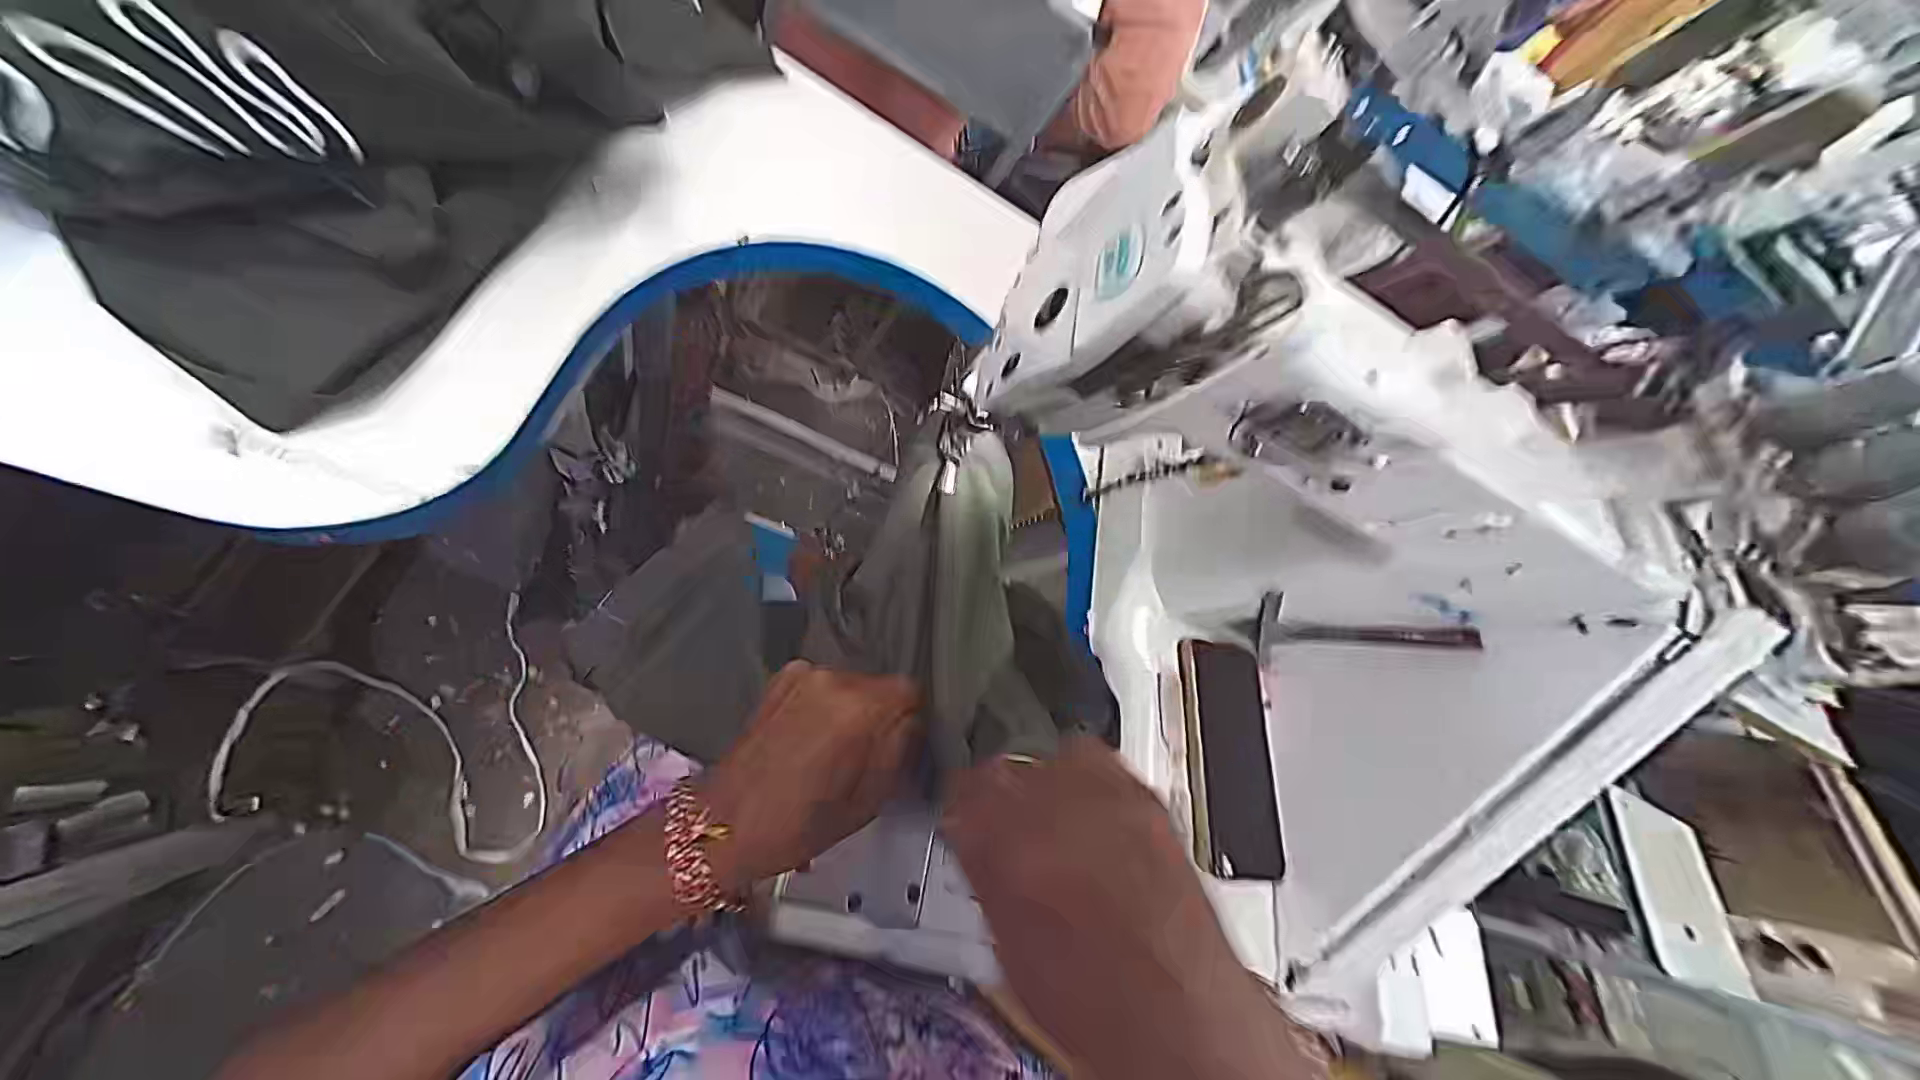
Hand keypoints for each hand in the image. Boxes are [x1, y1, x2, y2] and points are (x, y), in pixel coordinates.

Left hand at [701, 661, 918, 888]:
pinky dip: (825, 704)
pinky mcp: (781, 679)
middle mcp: (830, 681)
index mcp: (857, 710)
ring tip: (835, 750)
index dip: (912, 716)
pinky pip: (824, 685)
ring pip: (852, 684)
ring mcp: (802, 676)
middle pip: (880, 685)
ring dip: (852, 709)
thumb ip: (899, 751)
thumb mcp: (866, 801)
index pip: (910, 690)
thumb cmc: (791, 825)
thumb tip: (912, 724)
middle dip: (881, 715)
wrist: (724, 823)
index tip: (906, 737)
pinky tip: (812, 737)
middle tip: (868, 753)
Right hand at [944, 737, 1320, 1079]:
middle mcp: (1055, 813)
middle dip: (1002, 793)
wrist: (1180, 1014)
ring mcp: (1104, 801)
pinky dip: (1091, 780)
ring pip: (1053, 756)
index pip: (965, 788)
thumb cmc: (1098, 1001)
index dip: (963, 799)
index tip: (968, 806)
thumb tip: (976, 838)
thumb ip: (987, 871)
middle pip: (1007, 768)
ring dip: (1047, 783)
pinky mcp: (1145, 801)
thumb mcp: (1010, 945)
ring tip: (1054, 817)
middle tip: (1007, 821)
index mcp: (1008, 848)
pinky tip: (1092, 812)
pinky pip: (1103, 764)